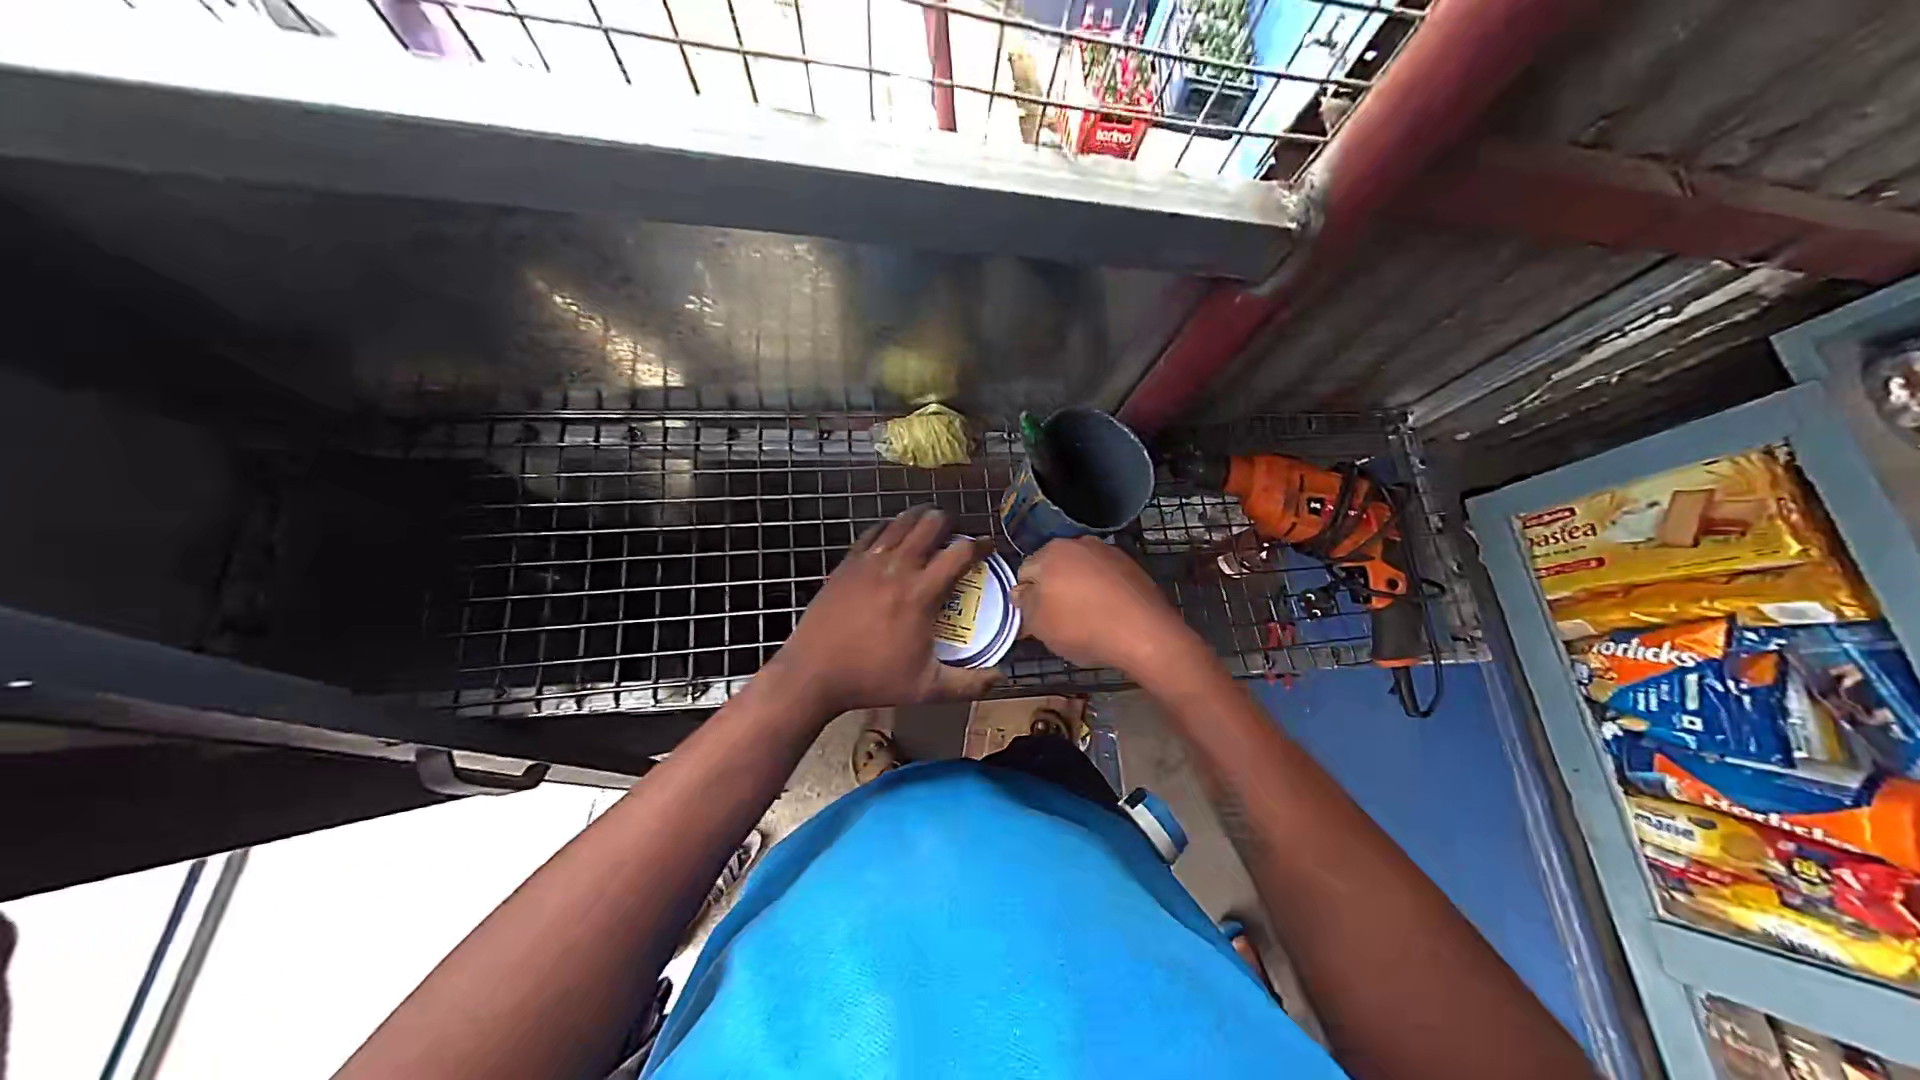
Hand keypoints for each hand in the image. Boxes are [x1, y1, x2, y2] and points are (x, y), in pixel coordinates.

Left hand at [763, 507, 1000, 715]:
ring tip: (929, 525)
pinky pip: (873, 532)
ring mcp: (869, 562)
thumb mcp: (927, 688)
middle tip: (956, 533)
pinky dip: (889, 527)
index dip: (980, 545)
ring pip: (901, 521)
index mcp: (921, 593)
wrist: (814, 673)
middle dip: (950, 522)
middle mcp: (898, 568)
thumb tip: (1000, 676)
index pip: (960, 553)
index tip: (988, 545)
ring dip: (920, 518)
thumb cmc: (872, 680)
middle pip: (931, 524)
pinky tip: (893, 534)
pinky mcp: (847, 564)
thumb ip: (968, 682)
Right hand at [1012, 536, 1203, 678]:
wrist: (1145, 634)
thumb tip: (1022, 593)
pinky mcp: (1132, 566)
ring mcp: (1109, 552)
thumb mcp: (1039, 624)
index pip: (1026, 574)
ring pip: (1082, 572)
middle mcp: (1079, 543)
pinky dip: (1102, 592)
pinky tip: (1108, 615)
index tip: (1037, 621)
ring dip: (1079, 590)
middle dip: (1054, 591)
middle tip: (1060, 622)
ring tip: (1087, 620)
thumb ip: (1024, 605)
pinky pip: (1106, 578)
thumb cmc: (1083, 628)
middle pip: (1055, 569)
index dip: (1028, 599)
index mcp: (1051, 551)